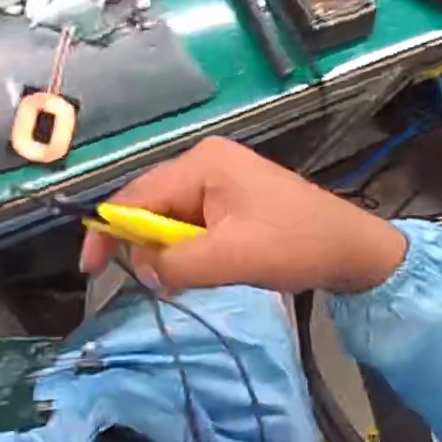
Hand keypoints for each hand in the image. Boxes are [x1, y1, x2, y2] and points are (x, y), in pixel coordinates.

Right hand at [78, 137, 406, 294]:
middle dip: (140, 243)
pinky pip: (192, 221)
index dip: (108, 232)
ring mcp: (219, 177)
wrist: (351, 248)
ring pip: (170, 215)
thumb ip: (176, 262)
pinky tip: (196, 266)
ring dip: (166, 249)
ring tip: (178, 277)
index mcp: (202, 164)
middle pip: (150, 202)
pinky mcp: (231, 197)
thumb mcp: (231, 258)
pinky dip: (186, 247)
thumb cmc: (296, 245)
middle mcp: (205, 161)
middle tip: (141, 280)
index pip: (137, 196)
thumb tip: (143, 269)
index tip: (90, 268)